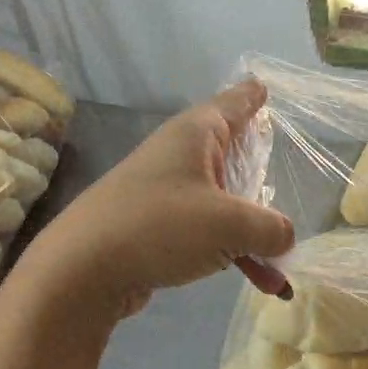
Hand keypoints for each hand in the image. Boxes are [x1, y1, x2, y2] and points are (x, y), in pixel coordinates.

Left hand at [20, 81, 293, 317]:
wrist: (83, 270)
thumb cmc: (160, 226)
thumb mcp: (230, 224)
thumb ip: (271, 228)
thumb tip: (283, 236)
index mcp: (196, 135)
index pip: (234, 103)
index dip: (253, 96)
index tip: (265, 87)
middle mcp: (179, 157)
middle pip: (231, 154)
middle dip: (260, 172)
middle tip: (284, 177)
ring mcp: (166, 193)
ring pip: (224, 201)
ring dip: (254, 230)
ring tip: (282, 259)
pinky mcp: (157, 229)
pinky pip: (209, 234)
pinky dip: (235, 252)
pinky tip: (263, 282)